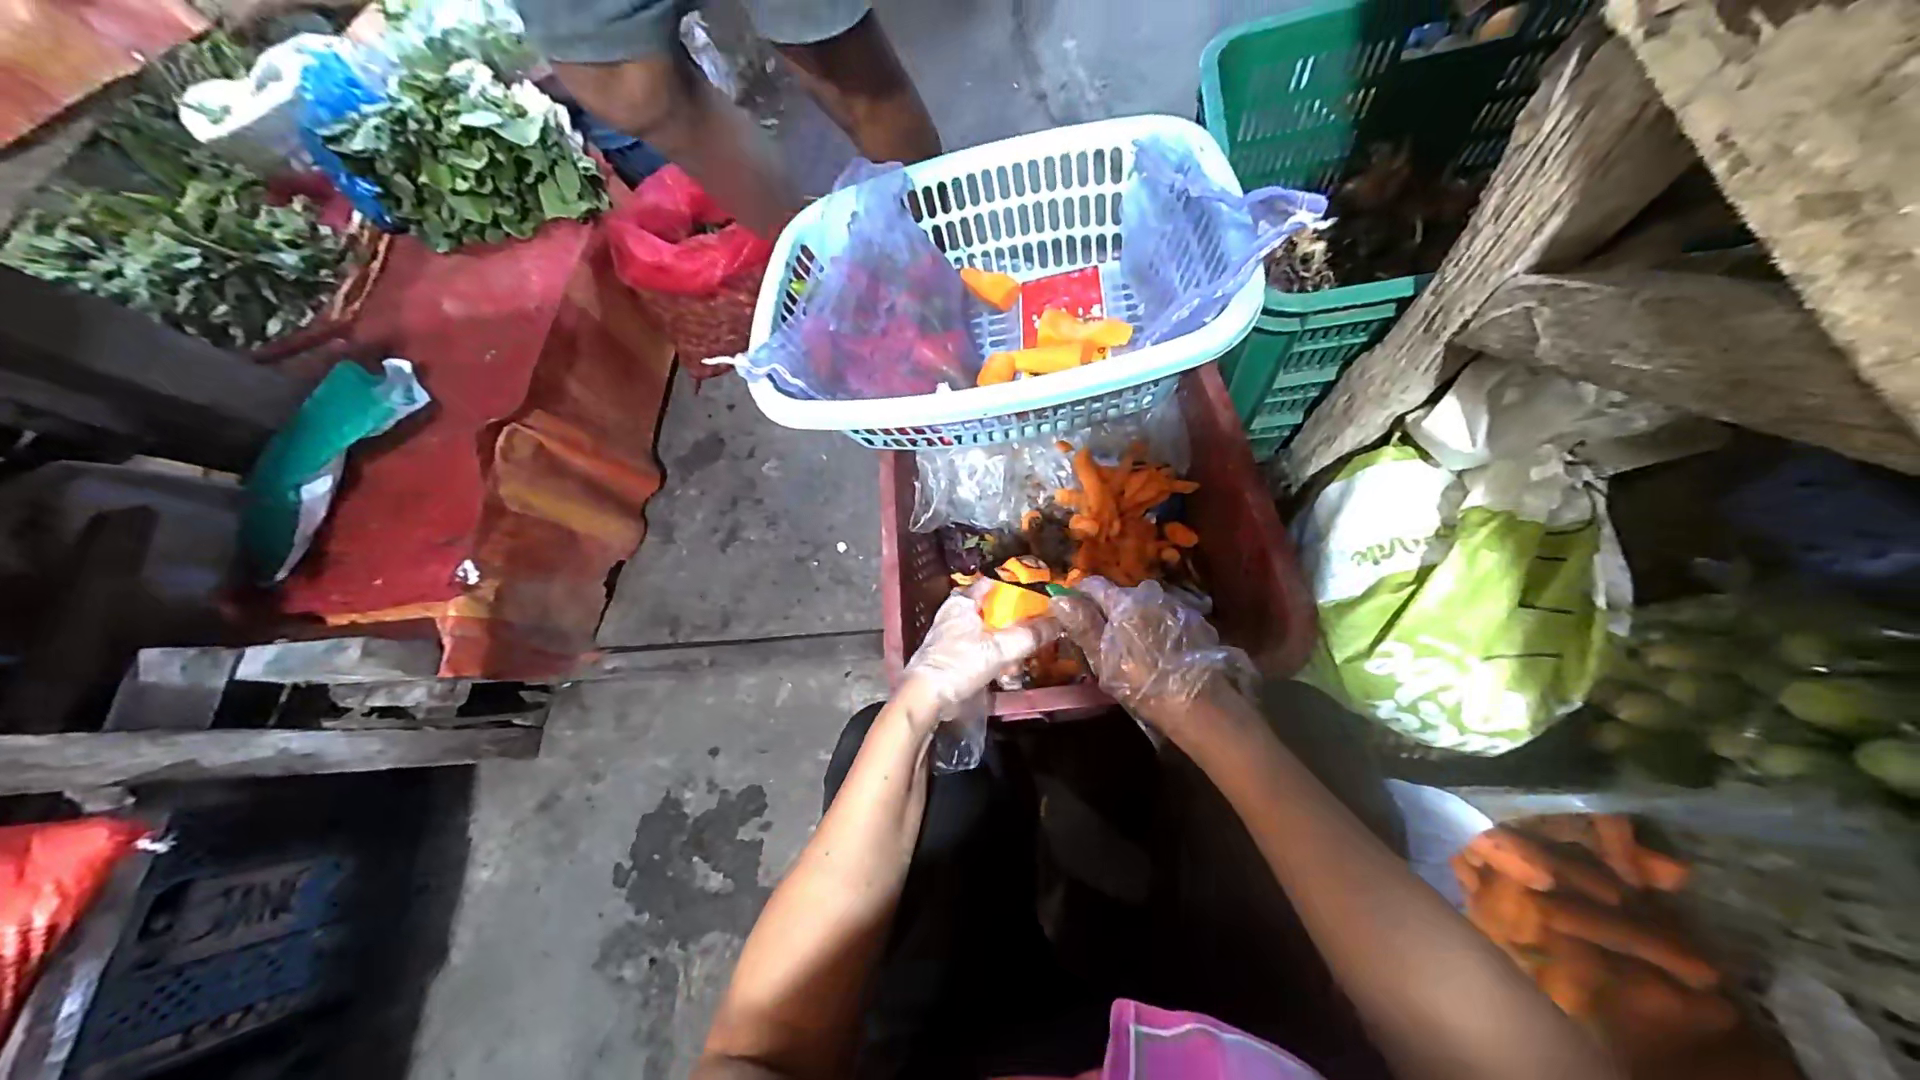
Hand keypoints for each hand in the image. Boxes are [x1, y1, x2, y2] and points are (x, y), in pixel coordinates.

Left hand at [899, 578, 1058, 727]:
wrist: (927, 698)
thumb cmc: (959, 663)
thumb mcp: (999, 648)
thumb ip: (1029, 635)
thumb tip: (1057, 622)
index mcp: (962, 602)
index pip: (991, 583)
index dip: (1013, 585)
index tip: (1035, 593)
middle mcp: (954, 615)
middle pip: (991, 610)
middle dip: (1012, 622)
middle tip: (1033, 629)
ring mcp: (950, 637)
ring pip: (986, 633)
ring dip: (1004, 645)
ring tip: (1020, 658)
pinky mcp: (951, 657)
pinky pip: (979, 651)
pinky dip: (994, 659)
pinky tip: (1006, 672)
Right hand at [1049, 576, 1252, 735]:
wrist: (1200, 704)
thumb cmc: (1142, 684)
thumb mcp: (1103, 659)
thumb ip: (1082, 626)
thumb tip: (1058, 597)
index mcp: (1124, 601)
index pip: (1093, 585)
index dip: (1078, 598)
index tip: (1071, 616)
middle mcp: (1150, 594)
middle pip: (1119, 596)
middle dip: (1106, 612)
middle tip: (1100, 640)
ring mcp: (1176, 607)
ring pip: (1143, 607)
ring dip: (1133, 621)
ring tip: (1132, 649)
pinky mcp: (1196, 623)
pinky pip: (1166, 619)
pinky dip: (1157, 629)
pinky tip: (1159, 653)